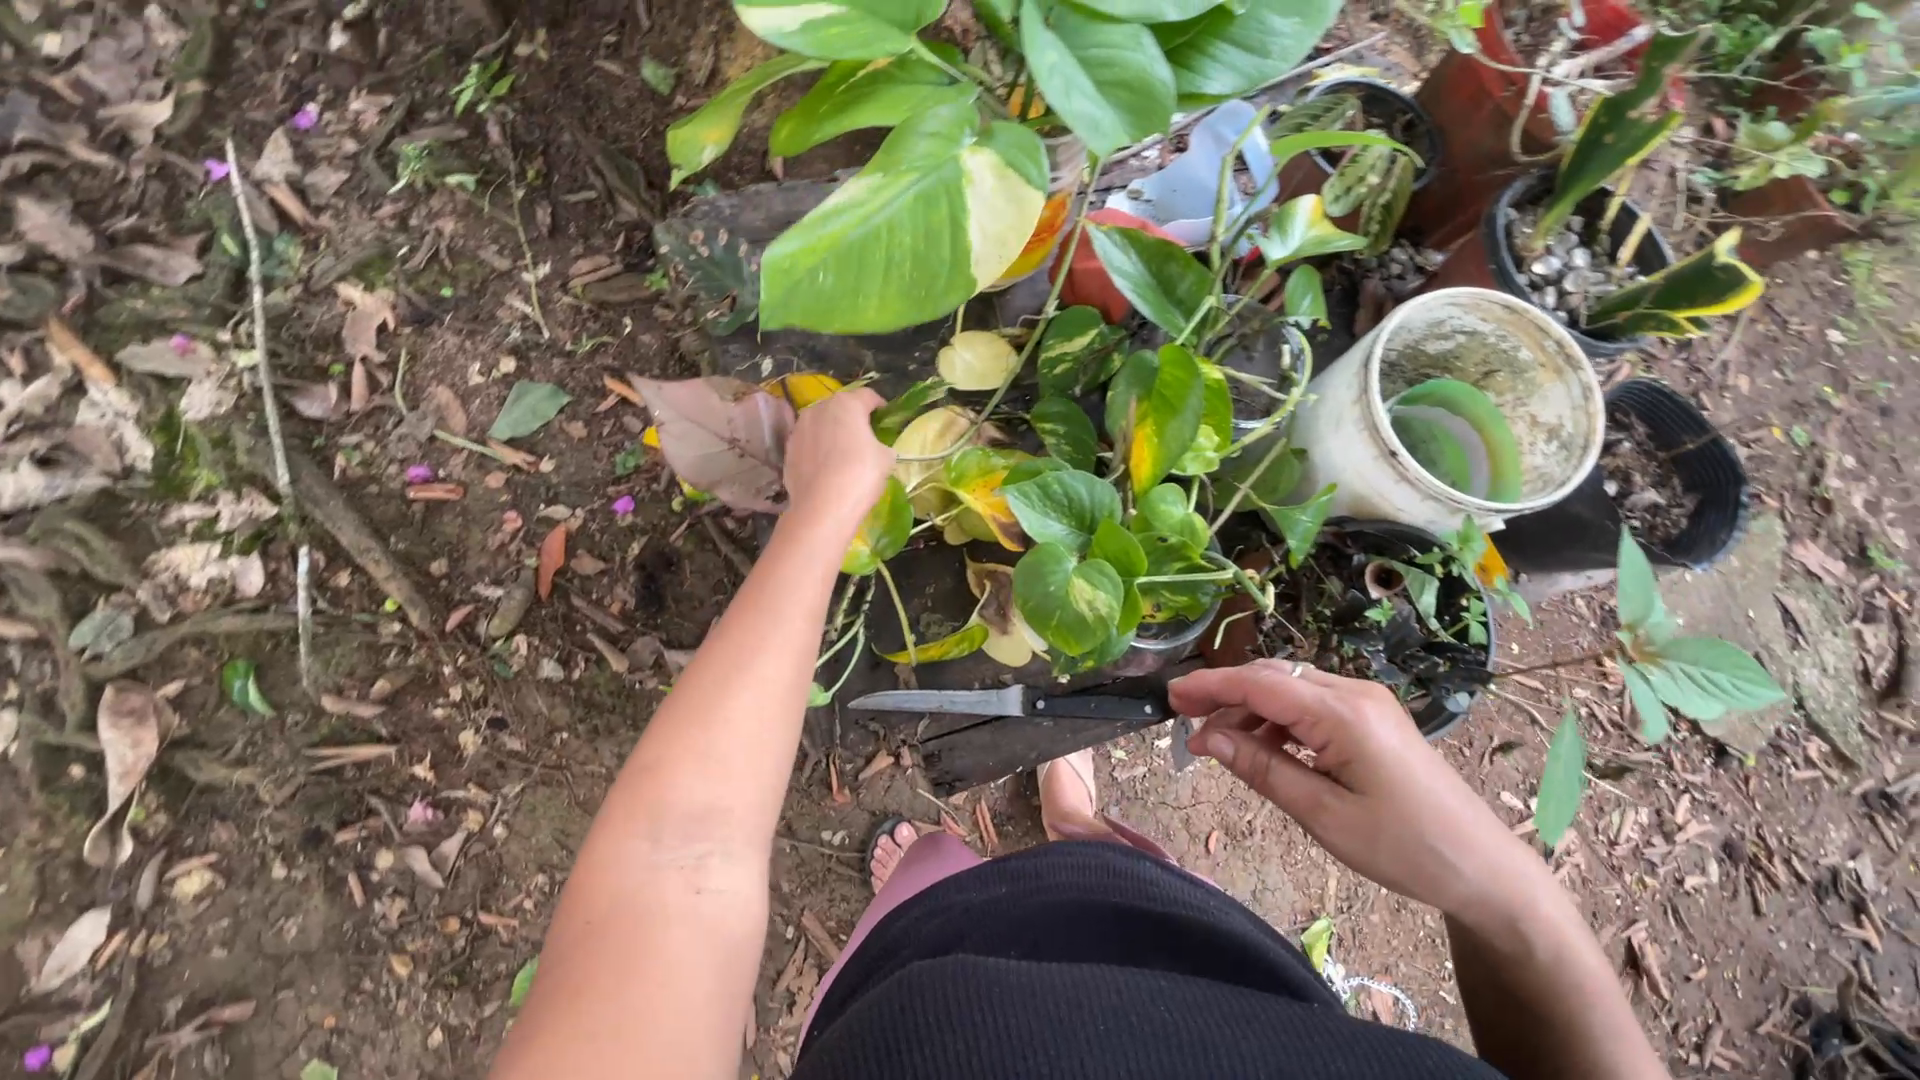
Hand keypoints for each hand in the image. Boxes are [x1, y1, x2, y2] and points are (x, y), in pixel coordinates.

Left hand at [782, 387, 894, 532]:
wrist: (822, 506)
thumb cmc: (860, 475)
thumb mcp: (886, 459)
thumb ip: (881, 446)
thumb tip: (877, 449)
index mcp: (846, 404)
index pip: (867, 396)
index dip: (879, 404)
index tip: (885, 415)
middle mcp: (818, 409)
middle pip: (840, 408)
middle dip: (852, 418)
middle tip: (863, 436)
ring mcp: (799, 429)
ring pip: (820, 425)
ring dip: (831, 433)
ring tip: (841, 453)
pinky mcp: (788, 450)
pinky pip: (808, 444)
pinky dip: (817, 450)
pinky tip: (825, 468)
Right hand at [1170, 661, 1550, 927]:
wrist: (1485, 868)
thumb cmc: (1403, 848)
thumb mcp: (1323, 814)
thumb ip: (1262, 769)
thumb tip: (1207, 738)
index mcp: (1343, 713)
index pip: (1260, 683)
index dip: (1210, 687)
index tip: (1169, 697)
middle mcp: (1355, 693)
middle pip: (1273, 677)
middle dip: (1224, 693)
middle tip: (1183, 721)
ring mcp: (1368, 703)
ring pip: (1291, 687)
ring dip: (1249, 709)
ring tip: (1216, 744)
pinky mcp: (1374, 718)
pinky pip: (1312, 704)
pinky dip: (1277, 719)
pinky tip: (1261, 746)